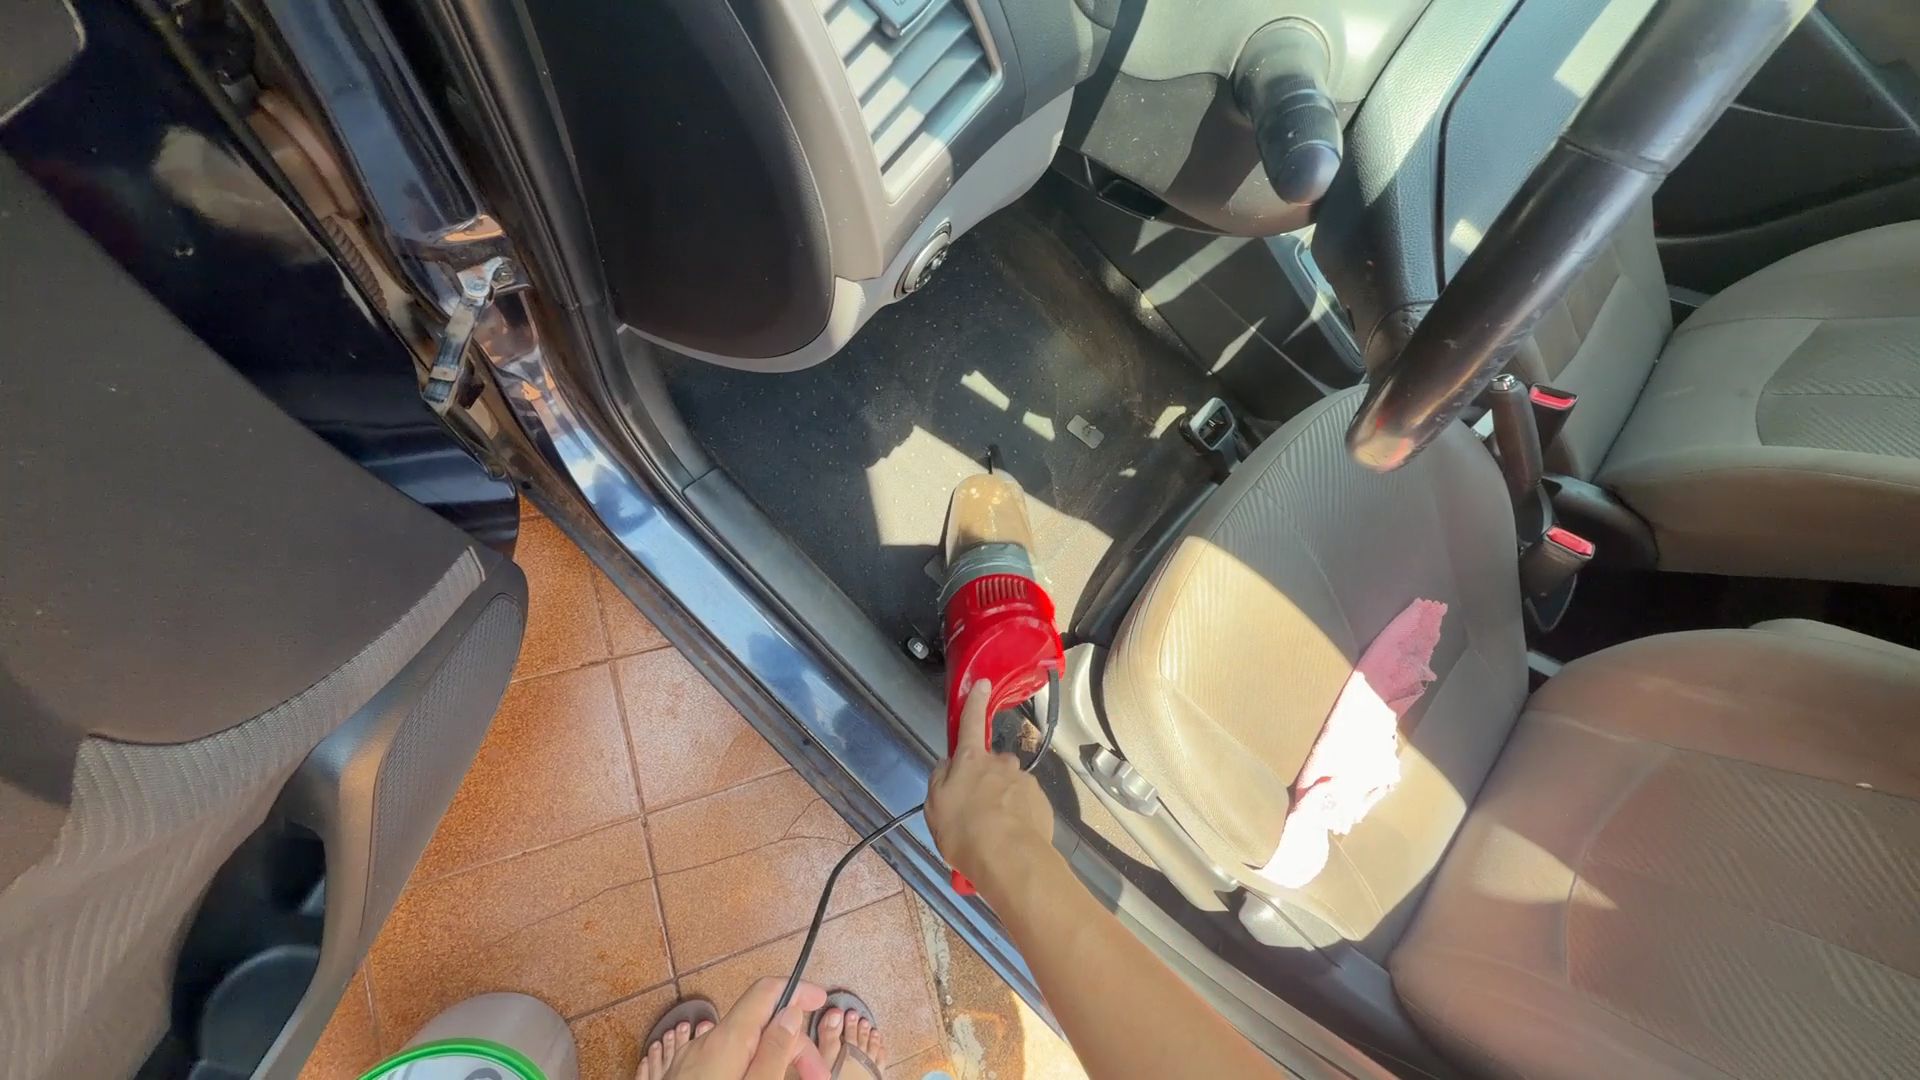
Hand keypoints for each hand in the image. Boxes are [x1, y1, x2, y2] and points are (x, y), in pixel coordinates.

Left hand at [661, 978, 830, 1079]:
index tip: (822, 1002)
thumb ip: (773, 1053)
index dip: (797, 990)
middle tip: (818, 1078)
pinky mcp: (683, 1078)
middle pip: (759, 1025)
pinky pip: (724, 1064)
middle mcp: (706, 1042)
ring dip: (772, 1061)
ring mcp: (690, 1061)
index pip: (766, 991)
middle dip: (793, 1045)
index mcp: (726, 1040)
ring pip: (743, 1048)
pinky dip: (748, 1071)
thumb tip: (790, 1012)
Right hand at [925, 680, 1057, 894]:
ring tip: (993, 836)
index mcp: (972, 760)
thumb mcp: (934, 806)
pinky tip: (1010, 840)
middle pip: (992, 765)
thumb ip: (939, 779)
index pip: (971, 723)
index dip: (975, 702)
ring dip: (1003, 804)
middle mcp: (1001, 764)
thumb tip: (948, 765)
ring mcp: (1024, 782)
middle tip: (975, 813)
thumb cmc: (964, 831)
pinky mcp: (1042, 804)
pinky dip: (1018, 819)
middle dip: (987, 781)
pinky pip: (1026, 807)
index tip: (982, 684)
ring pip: (1010, 788)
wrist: (1010, 859)